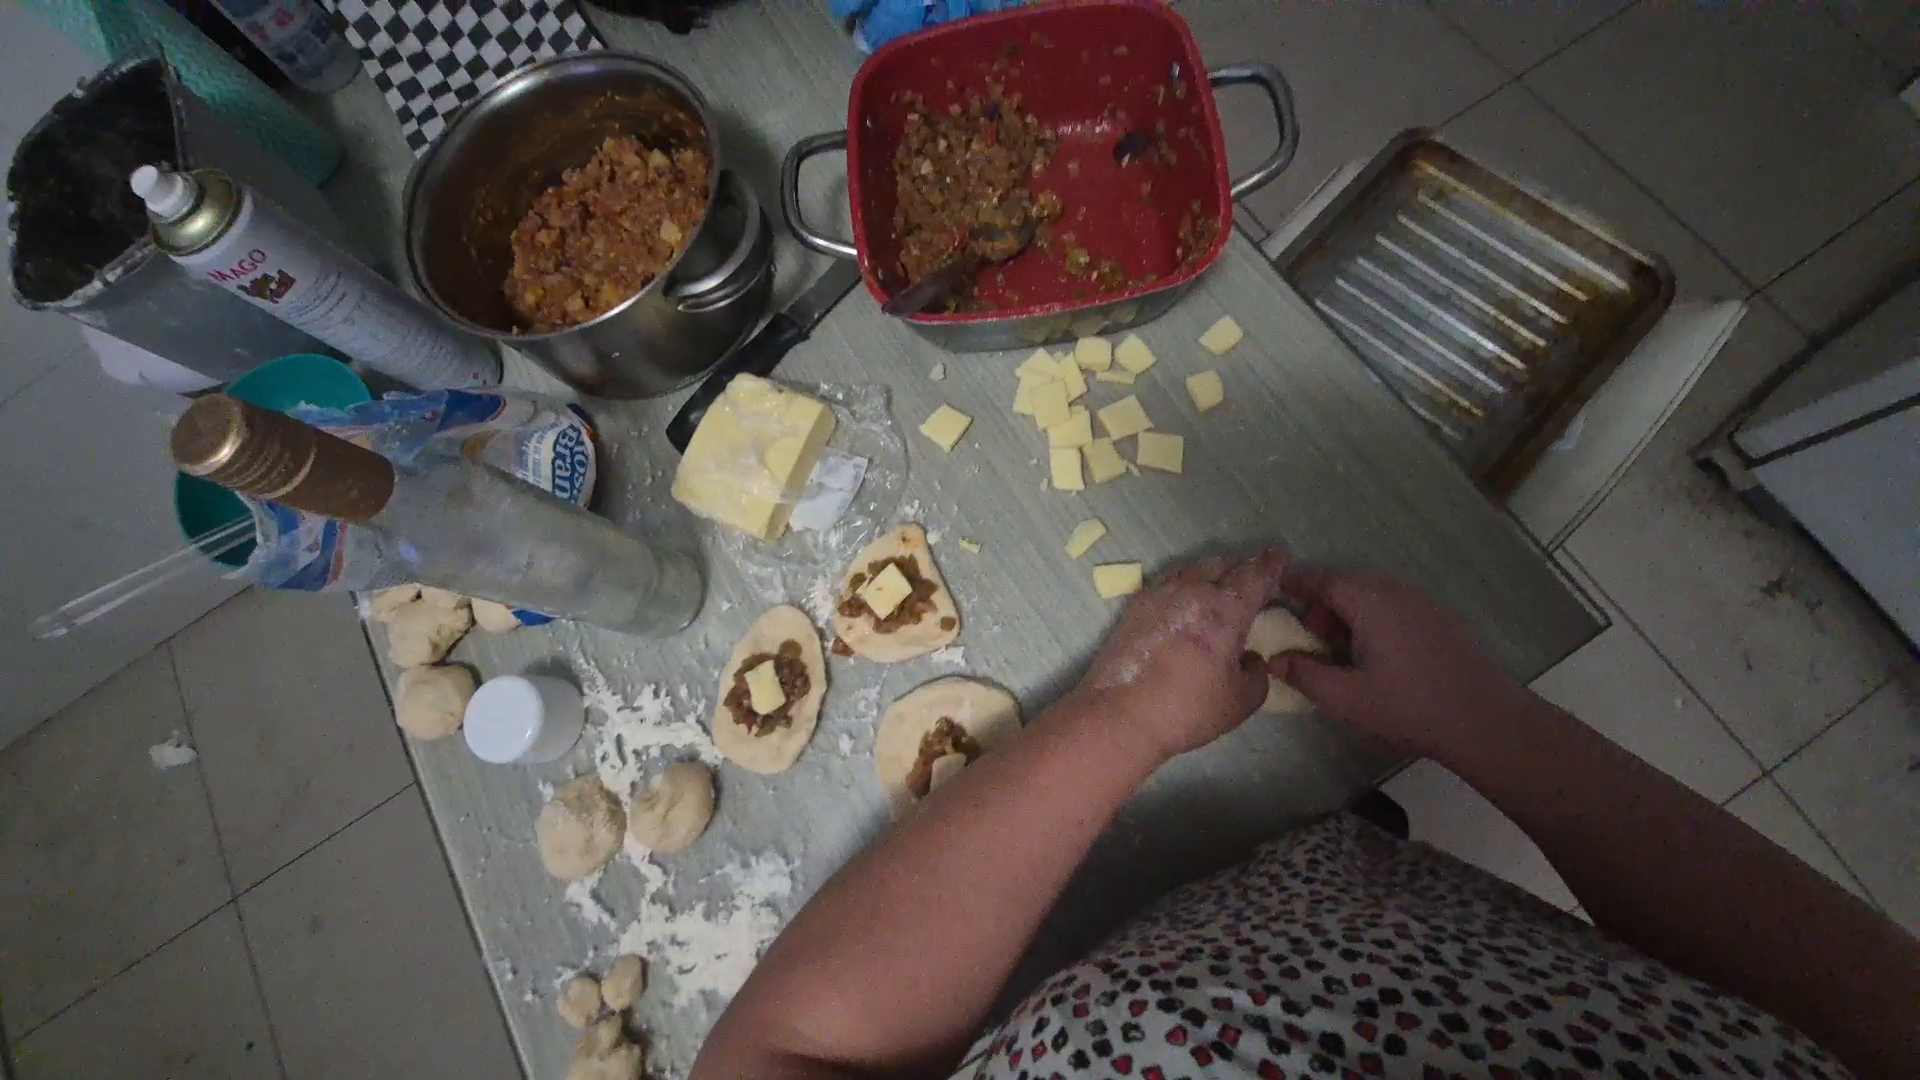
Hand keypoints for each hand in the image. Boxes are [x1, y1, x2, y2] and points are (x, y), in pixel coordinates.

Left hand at [1068, 552, 1289, 763]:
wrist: (1120, 714)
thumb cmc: (1187, 709)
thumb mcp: (1240, 700)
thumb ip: (1257, 674)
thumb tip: (1249, 658)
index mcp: (1224, 610)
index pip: (1255, 575)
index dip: (1272, 565)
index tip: (1281, 557)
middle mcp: (1191, 591)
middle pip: (1222, 565)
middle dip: (1241, 570)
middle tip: (1251, 585)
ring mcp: (1158, 595)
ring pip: (1191, 570)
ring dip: (1210, 575)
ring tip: (1218, 592)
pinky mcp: (1134, 607)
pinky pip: (1167, 583)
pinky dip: (1183, 586)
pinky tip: (1184, 604)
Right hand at [1268, 568, 1537, 758]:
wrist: (1487, 722)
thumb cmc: (1410, 707)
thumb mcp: (1345, 698)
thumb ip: (1304, 674)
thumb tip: (1273, 659)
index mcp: (1370, 604)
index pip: (1323, 581)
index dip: (1296, 585)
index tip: (1275, 593)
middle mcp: (1396, 592)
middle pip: (1347, 584)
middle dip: (1322, 604)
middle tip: (1313, 638)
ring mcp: (1423, 603)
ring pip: (1372, 594)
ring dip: (1349, 612)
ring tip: (1344, 650)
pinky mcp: (1441, 618)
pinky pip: (1394, 604)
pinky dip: (1374, 617)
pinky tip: (1379, 655)